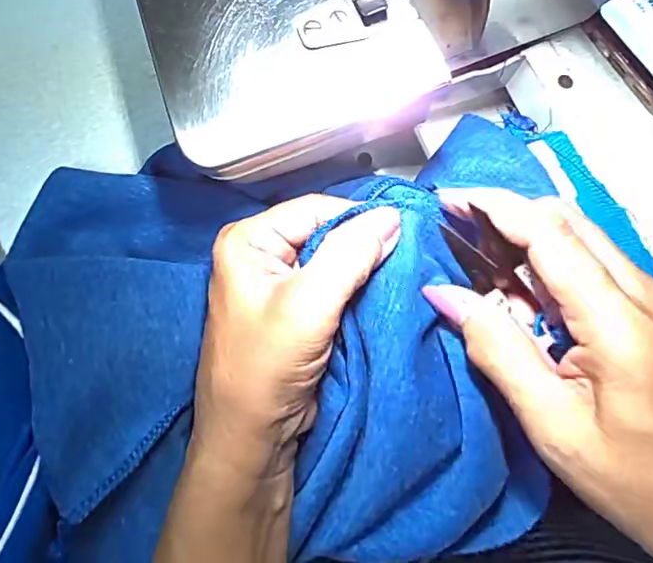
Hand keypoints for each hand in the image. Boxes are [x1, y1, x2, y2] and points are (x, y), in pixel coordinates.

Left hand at [192, 195, 402, 476]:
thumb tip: (391, 216)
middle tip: (404, 252)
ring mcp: (275, 280)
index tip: (402, 231)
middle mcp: (258, 251)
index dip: (358, 218)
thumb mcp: (309, 306)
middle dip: (362, 242)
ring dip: (362, 266)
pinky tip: (380, 290)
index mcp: (248, 239)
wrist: (249, 442)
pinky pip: (332, 283)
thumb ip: (349, 256)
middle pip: (324, 230)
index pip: (313, 209)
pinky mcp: (293, 306)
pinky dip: (356, 286)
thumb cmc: (265, 369)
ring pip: (332, 257)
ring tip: (398, 269)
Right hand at [424, 190, 652, 562]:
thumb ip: (498, 352)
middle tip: (458, 232)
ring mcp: (652, 297)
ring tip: (483, 267)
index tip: (447, 200)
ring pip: (578, 233)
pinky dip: (549, 258)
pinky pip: (592, 259)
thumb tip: (445, 294)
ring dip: (526, 234)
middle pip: (563, 218)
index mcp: (619, 321)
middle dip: (505, 212)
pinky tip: (526, 294)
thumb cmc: (649, 488)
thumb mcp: (557, 429)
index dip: (492, 206)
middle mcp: (641, 292)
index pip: (547, 232)